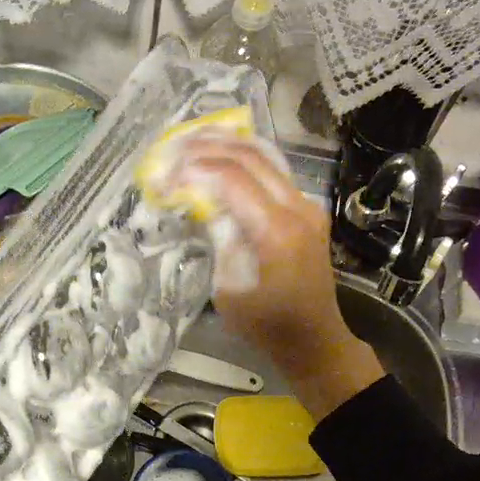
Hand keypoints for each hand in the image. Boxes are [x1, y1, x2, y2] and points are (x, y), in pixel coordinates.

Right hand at [172, 135, 384, 418]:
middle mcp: (299, 208)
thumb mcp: (229, 291)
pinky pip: (275, 172)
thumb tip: (201, 207)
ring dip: (228, 146)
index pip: (232, 179)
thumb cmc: (268, 326)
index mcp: (278, 232)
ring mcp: (308, 205)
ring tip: (193, 141)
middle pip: (251, 157)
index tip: (165, 173)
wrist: (314, 340)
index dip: (195, 170)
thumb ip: (218, 242)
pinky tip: (221, 155)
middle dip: (208, 148)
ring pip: (266, 156)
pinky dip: (245, 160)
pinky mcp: (307, 210)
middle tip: (172, 149)